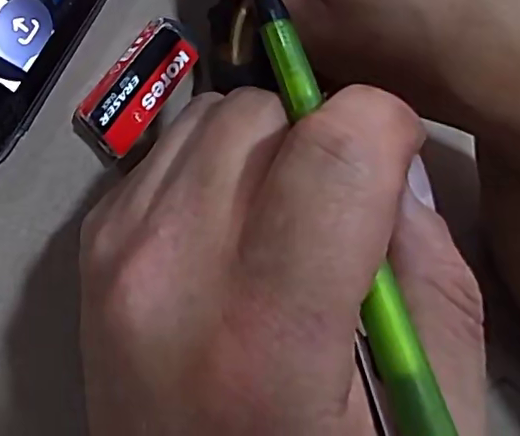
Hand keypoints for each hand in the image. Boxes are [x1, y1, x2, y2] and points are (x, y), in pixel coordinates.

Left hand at [80, 86, 485, 435]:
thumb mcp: (422, 418)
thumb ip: (428, 280)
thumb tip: (391, 160)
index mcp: (263, 333)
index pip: (327, 155)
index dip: (381, 121)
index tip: (400, 142)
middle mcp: (169, 266)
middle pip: (256, 115)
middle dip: (315, 132)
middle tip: (340, 194)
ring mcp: (115, 242)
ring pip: (206, 116)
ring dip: (259, 142)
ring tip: (281, 211)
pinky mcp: (90, 233)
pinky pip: (166, 148)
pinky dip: (211, 163)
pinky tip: (226, 225)